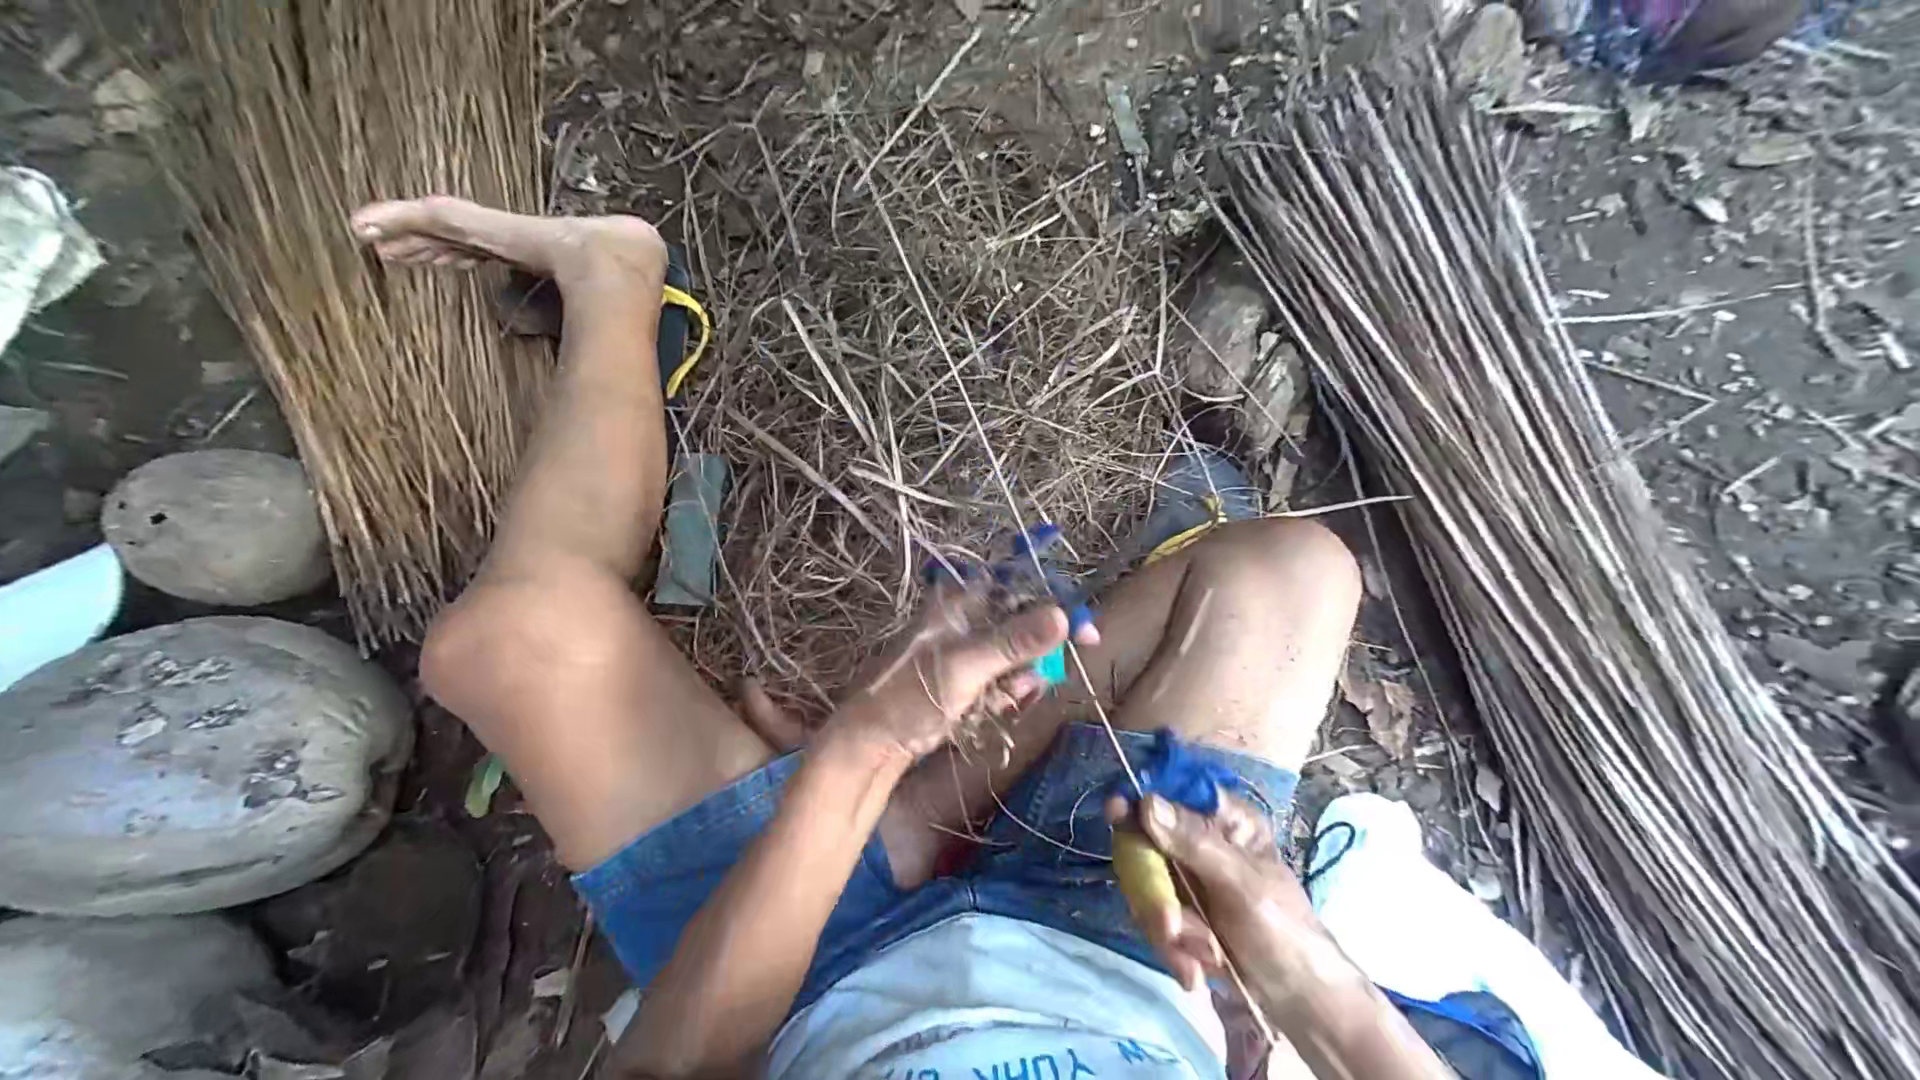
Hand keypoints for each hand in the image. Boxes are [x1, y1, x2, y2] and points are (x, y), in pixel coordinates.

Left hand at [824, 580, 1087, 763]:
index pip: (1018, 584)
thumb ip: (1014, 642)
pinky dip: (1009, 692)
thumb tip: (1064, 615)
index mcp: (961, 601)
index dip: (1053, 600)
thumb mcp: (965, 667)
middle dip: (1038, 650)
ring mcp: (970, 649)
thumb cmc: (910, 695)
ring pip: (1019, 653)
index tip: (1084, 629)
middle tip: (1039, 678)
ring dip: (1023, 676)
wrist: (875, 741)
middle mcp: (968, 618)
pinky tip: (997, 706)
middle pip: (1024, 621)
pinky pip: (1006, 677)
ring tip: (1004, 697)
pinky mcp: (971, 677)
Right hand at [1110, 793, 1335, 993]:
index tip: (1116, 813)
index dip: (1137, 801)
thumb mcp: (1241, 884)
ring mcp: (1187, 879)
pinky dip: (1172, 950)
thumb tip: (1146, 802)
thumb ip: (1193, 842)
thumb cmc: (1284, 933)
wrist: (1302, 1006)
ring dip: (1169, 931)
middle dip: (1155, 895)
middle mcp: (1199, 842)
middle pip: (1144, 845)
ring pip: (1145, 888)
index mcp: (1223, 820)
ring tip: (1205, 958)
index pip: (1169, 795)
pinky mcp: (1180, 913)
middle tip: (1172, 928)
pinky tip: (1196, 972)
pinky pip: (1153, 919)